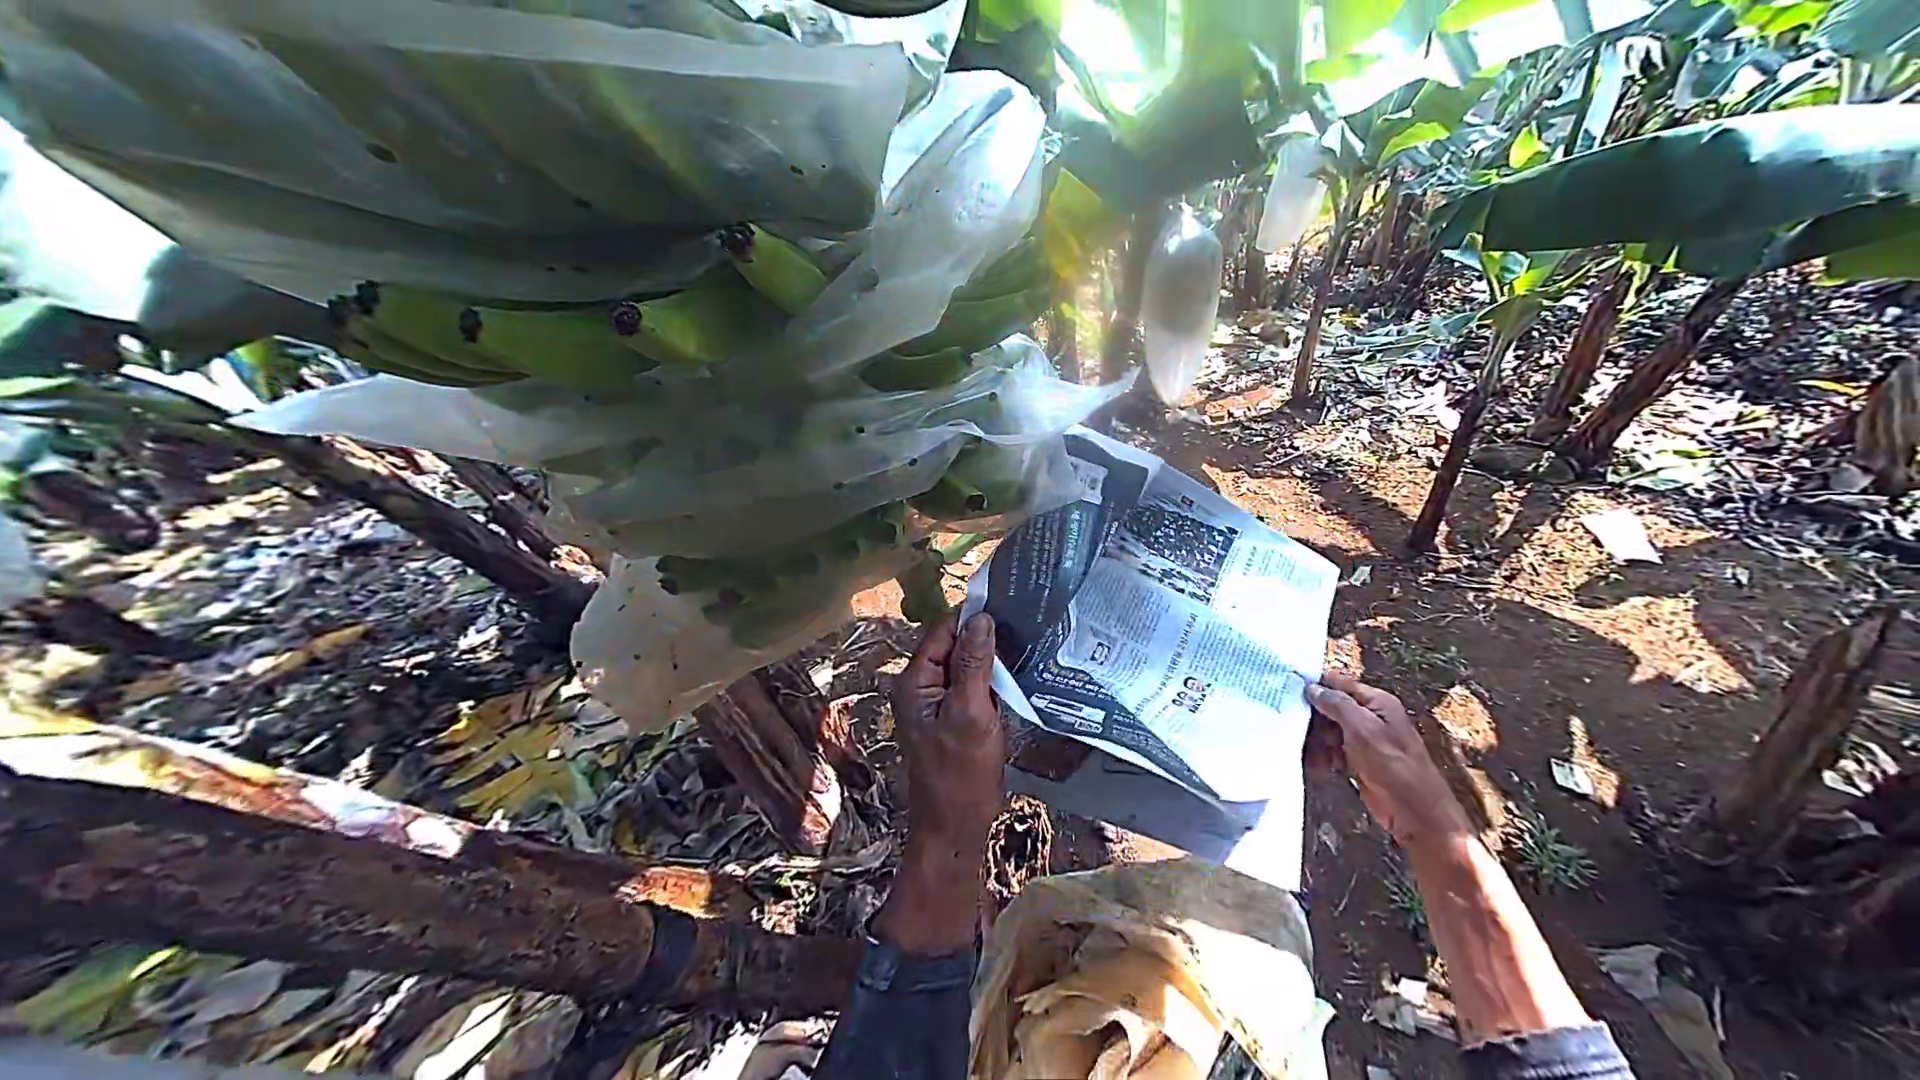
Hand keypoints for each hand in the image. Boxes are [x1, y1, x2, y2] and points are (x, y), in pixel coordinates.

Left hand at [889, 612, 1006, 849]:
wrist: (956, 828)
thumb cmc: (961, 773)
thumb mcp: (970, 713)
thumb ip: (974, 665)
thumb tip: (981, 618)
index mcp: (916, 681)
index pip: (942, 632)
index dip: (971, 617)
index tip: (1007, 603)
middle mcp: (922, 687)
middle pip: (954, 646)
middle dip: (984, 636)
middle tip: (1023, 621)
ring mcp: (939, 704)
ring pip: (966, 666)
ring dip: (991, 659)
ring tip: (1026, 642)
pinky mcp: (956, 718)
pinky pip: (973, 687)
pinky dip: (992, 680)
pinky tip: (1018, 675)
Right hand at [1307, 672, 1470, 847]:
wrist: (1415, 812)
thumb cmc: (1392, 765)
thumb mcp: (1363, 728)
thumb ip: (1336, 704)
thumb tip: (1311, 687)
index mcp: (1376, 702)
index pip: (1338, 683)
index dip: (1314, 685)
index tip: (1285, 688)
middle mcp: (1369, 717)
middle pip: (1329, 707)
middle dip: (1311, 717)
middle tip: (1292, 725)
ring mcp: (1363, 739)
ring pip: (1327, 730)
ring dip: (1314, 740)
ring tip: (1303, 750)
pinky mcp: (1357, 760)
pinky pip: (1332, 750)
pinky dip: (1322, 756)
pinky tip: (1317, 765)